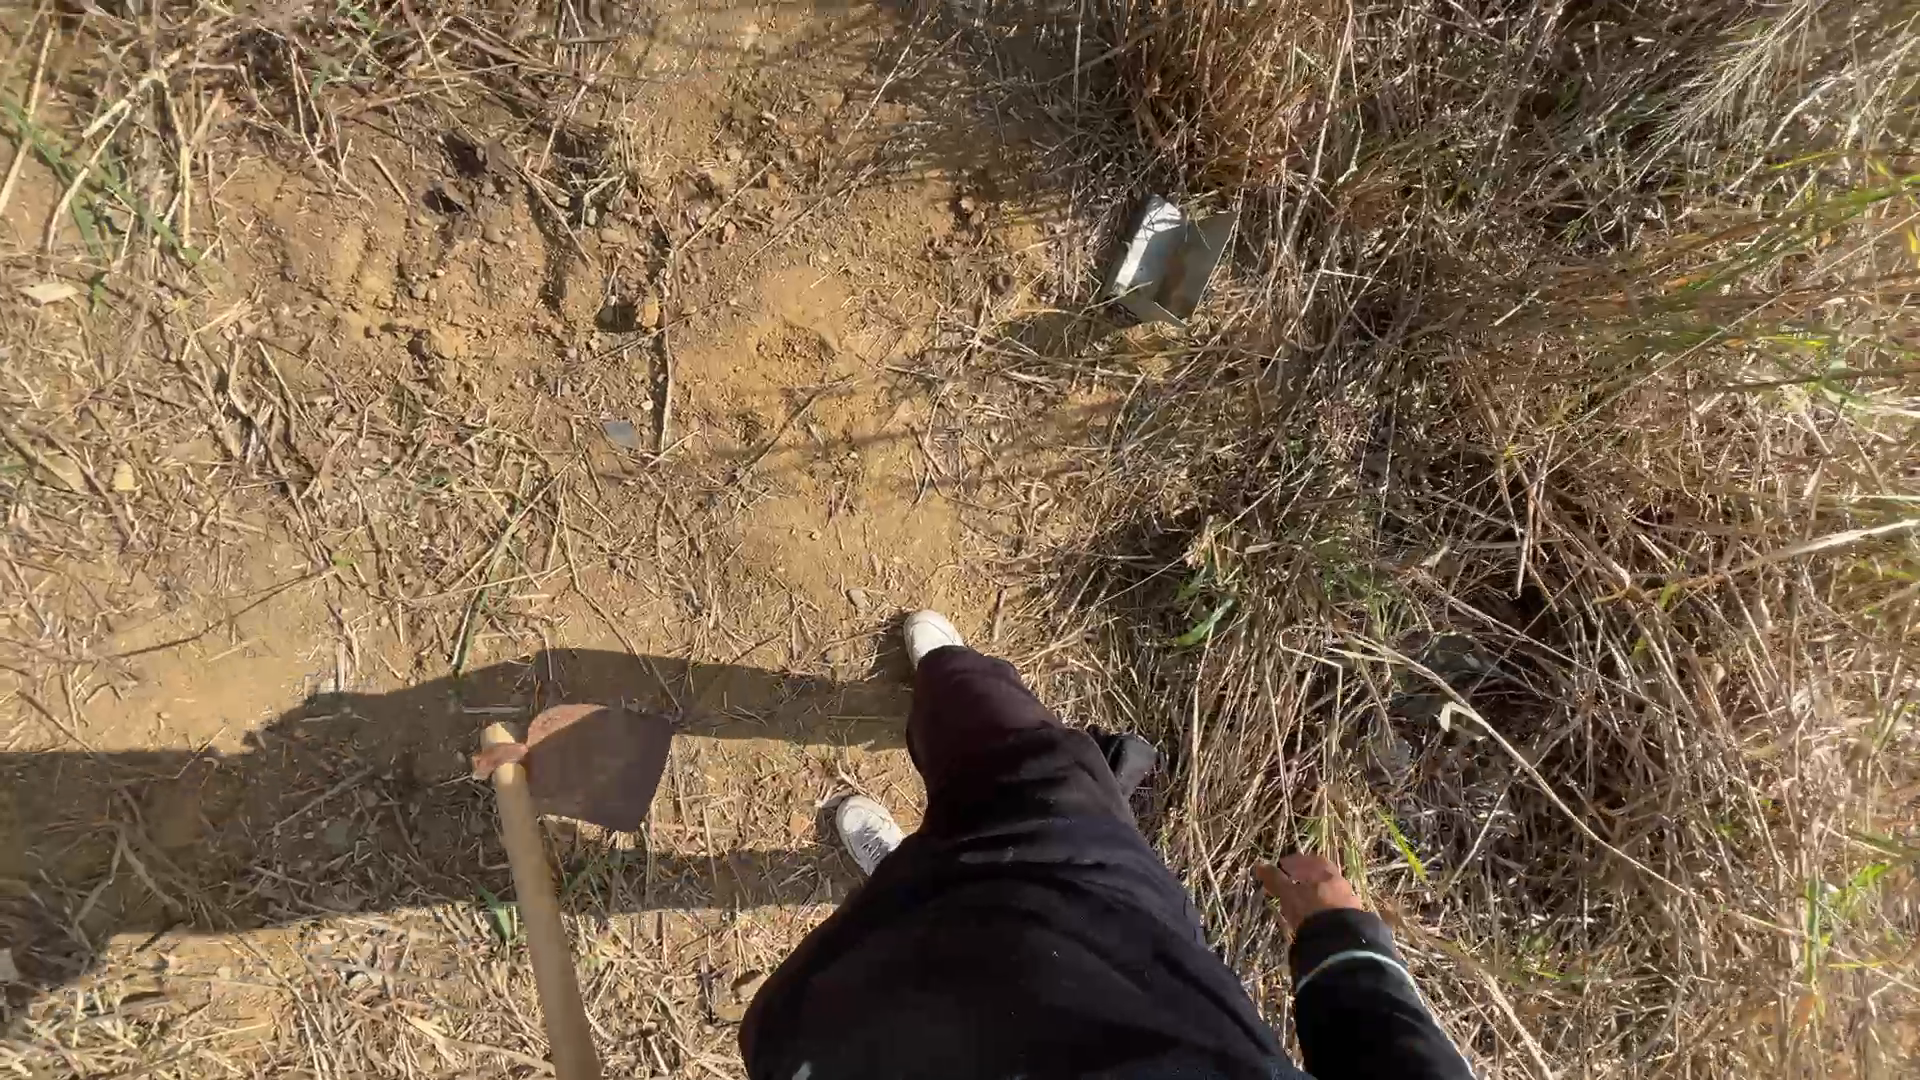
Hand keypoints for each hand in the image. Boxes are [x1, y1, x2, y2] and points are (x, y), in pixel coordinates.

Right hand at [1256, 853, 1363, 930]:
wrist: (1339, 944)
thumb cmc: (1311, 911)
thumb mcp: (1288, 894)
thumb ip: (1275, 880)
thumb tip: (1260, 866)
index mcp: (1328, 875)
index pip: (1314, 861)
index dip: (1298, 862)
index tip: (1285, 867)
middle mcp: (1343, 887)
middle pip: (1325, 878)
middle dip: (1309, 880)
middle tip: (1293, 885)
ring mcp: (1352, 906)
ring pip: (1333, 896)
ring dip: (1319, 897)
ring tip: (1304, 906)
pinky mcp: (1356, 925)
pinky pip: (1339, 913)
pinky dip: (1327, 912)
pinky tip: (1318, 920)